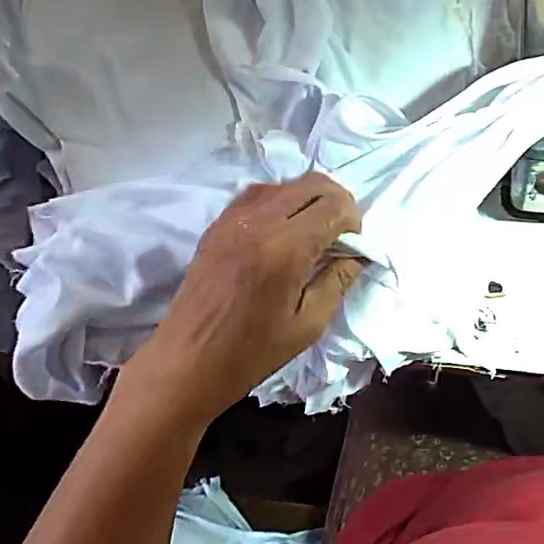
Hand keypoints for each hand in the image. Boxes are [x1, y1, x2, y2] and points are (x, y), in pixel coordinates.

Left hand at [121, 174, 363, 428]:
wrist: (188, 360)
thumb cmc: (252, 350)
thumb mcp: (309, 324)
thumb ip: (337, 281)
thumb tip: (356, 255)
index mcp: (285, 247)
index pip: (333, 204)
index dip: (353, 219)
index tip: (353, 244)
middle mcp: (259, 221)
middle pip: (312, 183)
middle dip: (335, 202)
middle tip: (339, 235)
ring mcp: (233, 218)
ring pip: (285, 184)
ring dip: (307, 199)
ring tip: (312, 233)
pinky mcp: (218, 224)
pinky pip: (258, 195)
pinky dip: (280, 202)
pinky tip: (282, 231)